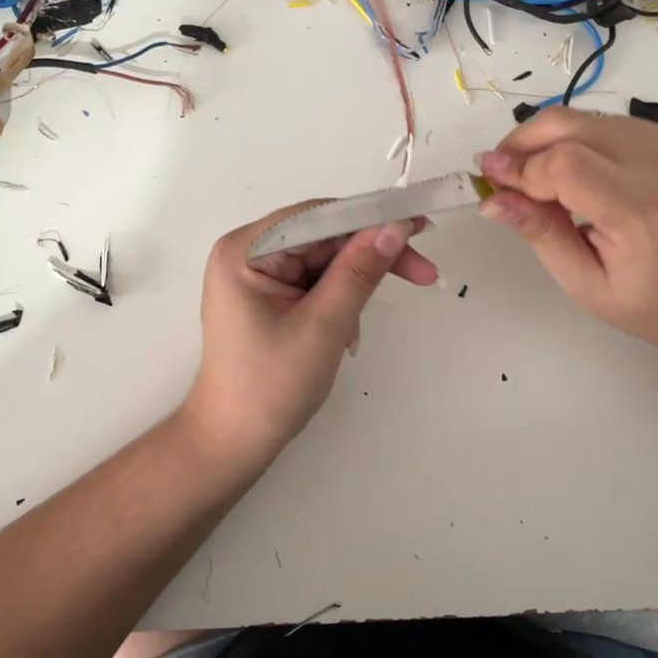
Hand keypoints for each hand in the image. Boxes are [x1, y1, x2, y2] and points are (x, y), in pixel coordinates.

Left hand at [180, 204, 439, 466]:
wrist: (232, 441)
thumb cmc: (271, 387)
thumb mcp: (323, 326)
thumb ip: (359, 272)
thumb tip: (394, 226)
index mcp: (245, 250)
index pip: (317, 217)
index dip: (370, 217)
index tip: (418, 225)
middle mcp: (246, 251)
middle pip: (322, 236)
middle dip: (369, 256)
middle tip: (425, 273)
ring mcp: (254, 273)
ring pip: (322, 259)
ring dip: (353, 286)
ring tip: (356, 333)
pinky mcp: (265, 293)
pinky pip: (312, 280)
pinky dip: (337, 300)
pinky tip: (344, 334)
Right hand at [476, 108, 657, 354]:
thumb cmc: (653, 304)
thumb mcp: (585, 284)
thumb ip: (540, 233)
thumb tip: (492, 198)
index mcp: (642, 212)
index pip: (564, 165)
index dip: (518, 169)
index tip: (489, 183)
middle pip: (568, 125)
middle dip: (522, 144)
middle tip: (500, 174)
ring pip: (581, 118)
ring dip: (545, 141)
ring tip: (531, 178)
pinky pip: (603, 123)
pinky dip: (573, 139)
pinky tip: (568, 173)